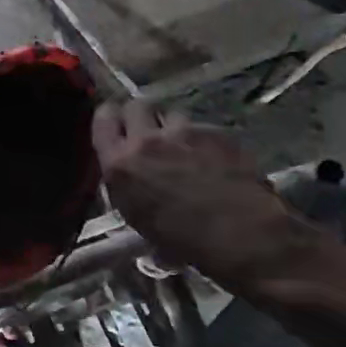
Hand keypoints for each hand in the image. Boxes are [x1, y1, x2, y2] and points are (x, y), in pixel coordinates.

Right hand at [92, 100, 320, 283]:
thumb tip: (130, 172)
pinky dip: (204, 139)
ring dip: (174, 128)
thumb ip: (127, 182)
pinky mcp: (215, 131)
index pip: (103, 119)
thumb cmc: (185, 241)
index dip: (110, 118)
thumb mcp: (138, 215)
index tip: (117, 123)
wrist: (242, 236)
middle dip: (142, 115)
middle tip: (151, 133)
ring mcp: (183, 132)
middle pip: (136, 106)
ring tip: (186, 149)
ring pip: (171, 114)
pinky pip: (202, 127)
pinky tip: (215, 160)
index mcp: (120, 164)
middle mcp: (147, 140)